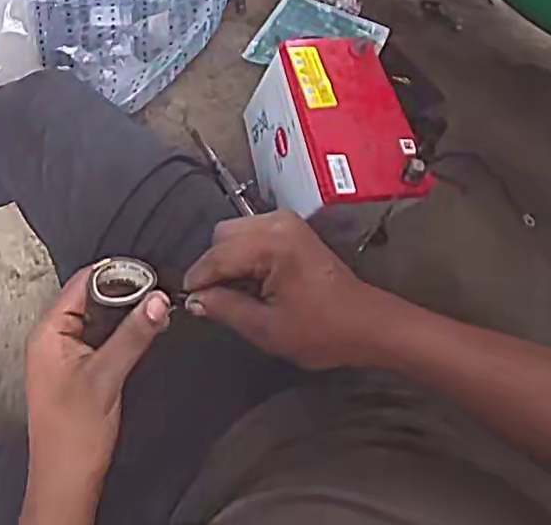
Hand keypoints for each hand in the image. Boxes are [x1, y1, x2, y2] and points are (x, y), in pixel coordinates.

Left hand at [24, 264, 171, 480]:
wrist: (67, 485)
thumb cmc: (72, 438)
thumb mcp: (105, 377)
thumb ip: (132, 334)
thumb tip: (156, 299)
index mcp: (49, 331)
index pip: (83, 282)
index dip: (114, 273)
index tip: (146, 273)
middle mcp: (54, 336)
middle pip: (93, 296)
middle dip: (126, 292)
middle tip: (156, 292)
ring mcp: (67, 352)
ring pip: (101, 315)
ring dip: (128, 312)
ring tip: (156, 309)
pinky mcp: (81, 366)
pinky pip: (104, 335)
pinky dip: (124, 331)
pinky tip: (145, 330)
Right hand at [183, 211, 394, 369]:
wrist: (364, 322)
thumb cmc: (324, 330)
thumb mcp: (268, 329)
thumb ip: (225, 309)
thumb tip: (194, 299)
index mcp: (273, 244)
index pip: (218, 255)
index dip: (199, 279)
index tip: (187, 298)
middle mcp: (277, 223)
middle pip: (222, 236)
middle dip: (214, 266)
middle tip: (215, 300)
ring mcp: (285, 221)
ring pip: (233, 232)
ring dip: (227, 259)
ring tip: (237, 292)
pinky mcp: (289, 226)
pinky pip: (250, 233)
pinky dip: (243, 254)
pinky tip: (252, 281)